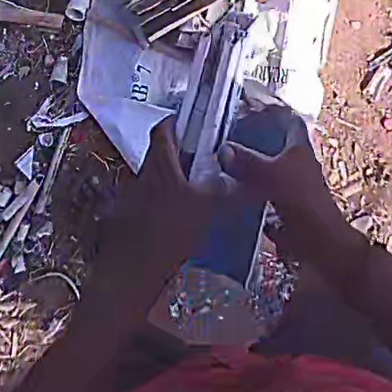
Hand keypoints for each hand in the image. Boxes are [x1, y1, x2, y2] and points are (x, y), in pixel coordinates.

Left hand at [91, 117, 214, 314]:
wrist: (131, 273)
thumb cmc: (167, 232)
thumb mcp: (207, 210)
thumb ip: (232, 195)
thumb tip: (260, 184)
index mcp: (160, 163)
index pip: (163, 129)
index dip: (177, 120)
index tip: (196, 119)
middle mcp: (145, 174)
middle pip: (161, 152)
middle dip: (182, 149)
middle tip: (208, 152)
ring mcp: (136, 197)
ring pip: (159, 176)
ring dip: (177, 175)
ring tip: (203, 182)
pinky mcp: (135, 219)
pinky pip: (156, 199)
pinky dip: (171, 200)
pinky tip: (188, 213)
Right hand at [219, 106, 367, 279]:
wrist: (323, 247)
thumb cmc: (304, 203)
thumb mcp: (273, 177)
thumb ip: (248, 162)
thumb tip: (223, 148)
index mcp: (299, 148)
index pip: (287, 120)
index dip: (270, 110)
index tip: (244, 107)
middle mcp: (297, 164)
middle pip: (274, 144)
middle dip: (252, 139)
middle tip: (224, 136)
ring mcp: (292, 186)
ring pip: (267, 168)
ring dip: (248, 166)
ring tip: (220, 162)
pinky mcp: (285, 208)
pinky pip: (262, 193)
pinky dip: (247, 191)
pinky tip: (228, 193)